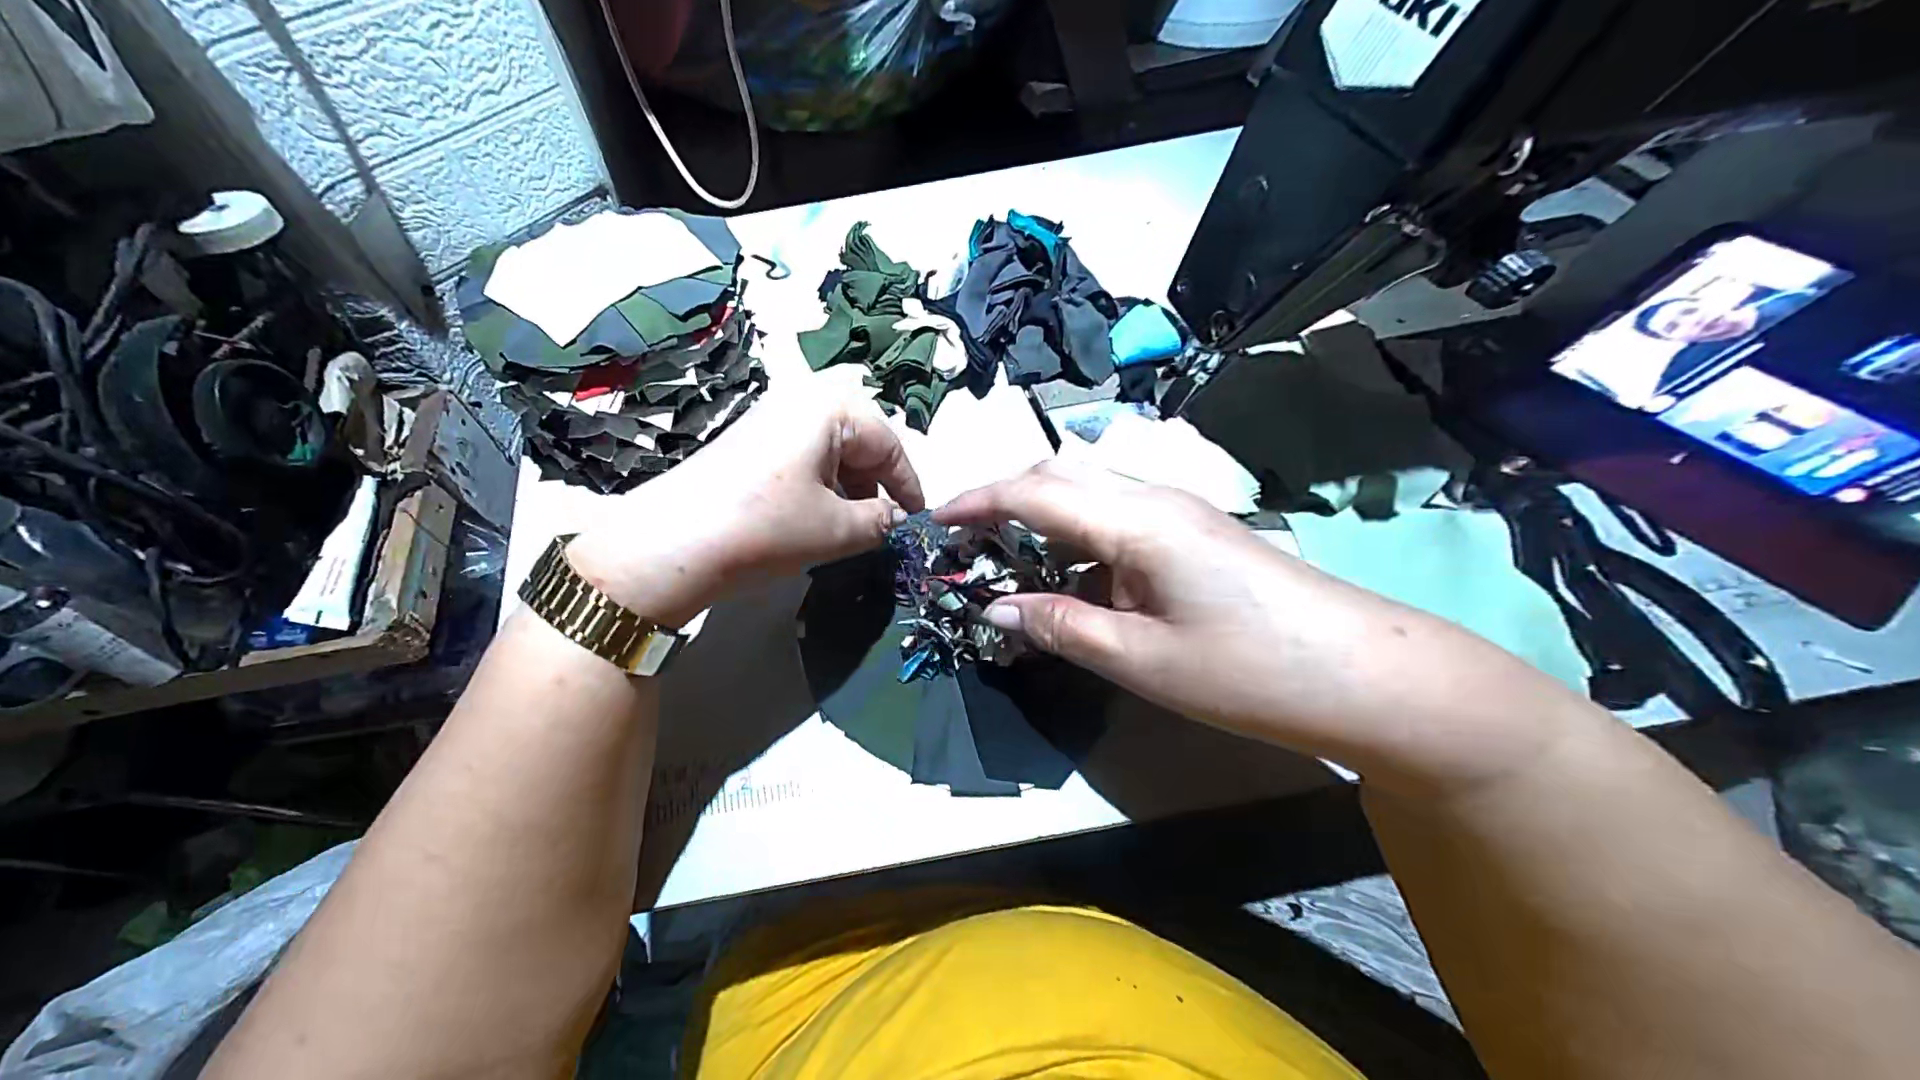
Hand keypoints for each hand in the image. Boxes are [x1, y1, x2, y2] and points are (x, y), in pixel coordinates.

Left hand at [565, 382, 923, 627]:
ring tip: (849, 527)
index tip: (917, 519)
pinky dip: (819, 484)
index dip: (908, 485)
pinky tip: (814, 517)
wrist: (670, 545)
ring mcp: (768, 417)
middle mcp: (799, 400)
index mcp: (830, 407)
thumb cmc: (767, 528)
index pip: (889, 444)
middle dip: (876, 484)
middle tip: (883, 524)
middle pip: (859, 440)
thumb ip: (882, 521)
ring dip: (848, 486)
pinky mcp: (747, 441)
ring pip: (830, 449)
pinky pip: (801, 455)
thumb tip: (897, 518)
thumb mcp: (837, 530)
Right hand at [935, 461, 1587, 794]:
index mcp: (1136, 519)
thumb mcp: (1140, 659)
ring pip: (1089, 496)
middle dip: (1003, 500)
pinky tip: (1068, 581)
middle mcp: (1154, 498)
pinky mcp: (1195, 535)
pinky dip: (1076, 540)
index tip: (935, 522)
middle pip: (1060, 477)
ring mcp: (1179, 514)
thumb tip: (995, 610)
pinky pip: (1117, 521)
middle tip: (965, 544)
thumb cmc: (1247, 671)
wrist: (1367, 675)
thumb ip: (1059, 626)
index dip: (977, 501)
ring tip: (1005, 564)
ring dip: (1039, 520)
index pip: (1035, 490)